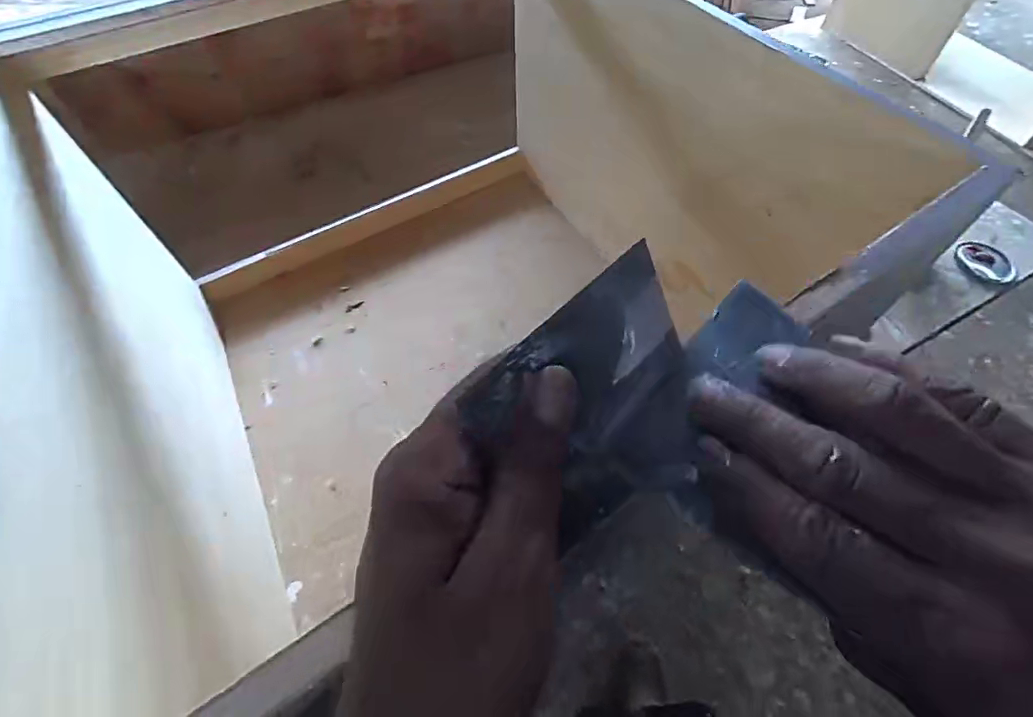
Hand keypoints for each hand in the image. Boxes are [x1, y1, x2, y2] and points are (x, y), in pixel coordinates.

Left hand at [337, 365, 578, 716]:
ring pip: (488, 453)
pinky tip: (571, 486)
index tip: (602, 364)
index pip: (483, 388)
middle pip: (485, 417)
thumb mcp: (511, 567)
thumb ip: (529, 468)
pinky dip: (525, 485)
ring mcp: (420, 504)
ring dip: (541, 450)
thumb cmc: (462, 669)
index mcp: (420, 466)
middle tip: (620, 408)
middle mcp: (412, 470)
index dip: (539, 373)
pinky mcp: (435, 535)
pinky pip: (483, 489)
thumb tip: (552, 377)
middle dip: (546, 413)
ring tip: (612, 437)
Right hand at [686, 340, 1032, 716]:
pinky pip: (957, 394)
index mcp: (945, 628)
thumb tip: (731, 481)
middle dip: (759, 423)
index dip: (748, 484)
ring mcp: (1032, 504)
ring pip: (900, 414)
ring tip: (767, 359)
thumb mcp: (879, 652)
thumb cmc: (967, 678)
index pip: (819, 536)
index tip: (701, 445)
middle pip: (846, 469)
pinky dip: (886, 363)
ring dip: (818, 378)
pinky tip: (834, 348)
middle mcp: (993, 562)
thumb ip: (808, 570)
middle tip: (707, 391)